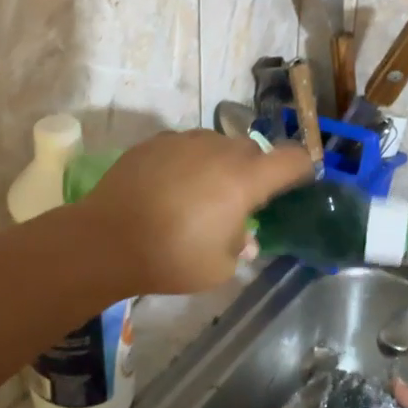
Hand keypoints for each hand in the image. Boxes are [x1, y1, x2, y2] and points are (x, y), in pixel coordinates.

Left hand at [76, 129, 312, 296]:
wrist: (106, 240)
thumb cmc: (172, 257)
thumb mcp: (220, 267)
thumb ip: (240, 246)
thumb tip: (244, 236)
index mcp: (245, 179)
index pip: (293, 158)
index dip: (301, 171)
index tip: (296, 187)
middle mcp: (219, 150)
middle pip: (253, 151)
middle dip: (254, 173)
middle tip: (239, 203)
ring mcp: (184, 141)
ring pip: (216, 146)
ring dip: (219, 166)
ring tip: (199, 196)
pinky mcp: (154, 142)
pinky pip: (185, 147)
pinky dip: (187, 163)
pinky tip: (169, 190)